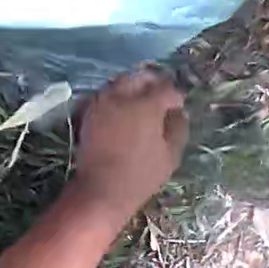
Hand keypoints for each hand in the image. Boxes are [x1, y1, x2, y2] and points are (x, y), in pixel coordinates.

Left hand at [70, 67, 187, 214]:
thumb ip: (178, 129)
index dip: (176, 96)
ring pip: (121, 82)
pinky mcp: (89, 113)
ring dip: (134, 87)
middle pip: (140, 77)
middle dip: (154, 83)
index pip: (166, 88)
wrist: (101, 190)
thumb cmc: (141, 176)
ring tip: (143, 102)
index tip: (179, 106)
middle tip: (162, 97)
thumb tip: (179, 113)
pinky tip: (125, 110)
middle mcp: (122, 96)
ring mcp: (102, 103)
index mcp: (146, 106)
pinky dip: (118, 96)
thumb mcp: (170, 155)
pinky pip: (106, 94)